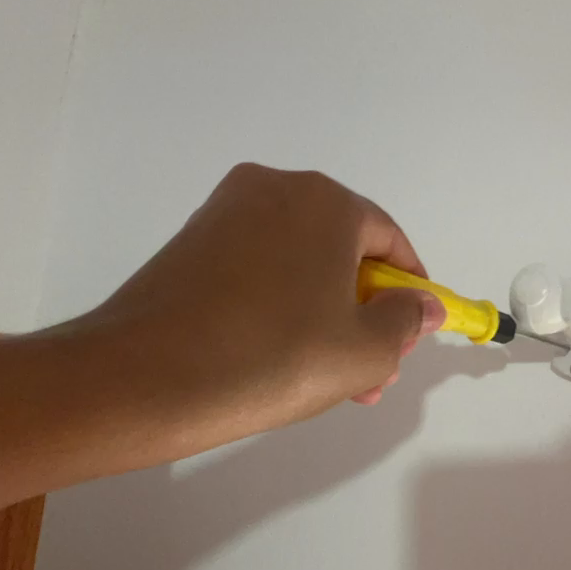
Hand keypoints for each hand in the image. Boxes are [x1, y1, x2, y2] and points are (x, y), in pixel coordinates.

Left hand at [53, 163, 445, 458]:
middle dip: (366, 315)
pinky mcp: (192, 244)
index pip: (391, 241)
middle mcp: (276, 189)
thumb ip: (407, 321)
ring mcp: (226, 214)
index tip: (409, 337)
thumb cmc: (277, 358)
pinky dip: (284, 310)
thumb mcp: (366, 351)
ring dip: (328, 320)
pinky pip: (262, 272)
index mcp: (326, 202)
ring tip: (330, 380)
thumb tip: (422, 304)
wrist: (148, 378)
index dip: (410, 292)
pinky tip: (283, 361)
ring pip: (302, 267)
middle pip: (345, 254)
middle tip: (371, 373)